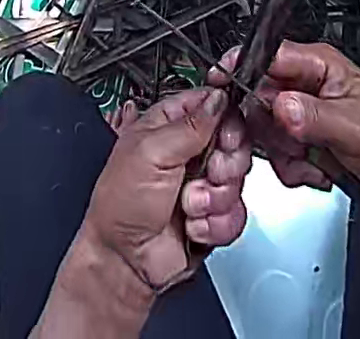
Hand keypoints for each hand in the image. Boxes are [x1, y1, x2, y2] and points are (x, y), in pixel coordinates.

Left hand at [79, 86, 247, 291]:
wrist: (122, 261)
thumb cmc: (120, 203)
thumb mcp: (150, 152)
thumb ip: (190, 125)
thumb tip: (219, 98)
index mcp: (172, 123)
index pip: (214, 103)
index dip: (227, 117)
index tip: (224, 134)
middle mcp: (192, 148)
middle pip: (235, 140)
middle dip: (226, 162)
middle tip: (208, 172)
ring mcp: (205, 180)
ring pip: (238, 178)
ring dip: (214, 197)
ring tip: (188, 203)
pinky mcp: (214, 212)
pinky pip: (236, 212)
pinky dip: (215, 223)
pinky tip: (193, 224)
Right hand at [213, 41, 359, 189]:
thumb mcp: (353, 127)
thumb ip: (314, 116)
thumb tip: (281, 106)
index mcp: (317, 63)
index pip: (268, 55)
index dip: (242, 67)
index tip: (223, 83)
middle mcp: (304, 80)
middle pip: (258, 95)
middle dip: (271, 128)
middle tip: (293, 145)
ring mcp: (299, 106)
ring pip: (264, 126)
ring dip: (284, 152)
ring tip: (313, 159)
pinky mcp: (297, 129)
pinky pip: (274, 147)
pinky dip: (290, 165)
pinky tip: (314, 167)